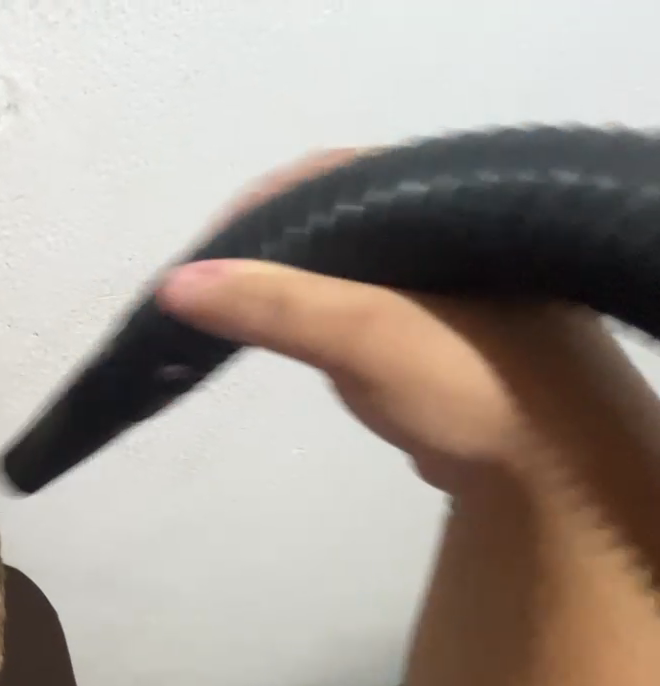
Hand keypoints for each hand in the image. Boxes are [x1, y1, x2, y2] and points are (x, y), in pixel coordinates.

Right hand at [155, 150, 631, 495]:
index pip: (328, 177)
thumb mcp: (371, 337)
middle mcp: (444, 222)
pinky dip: (290, 304)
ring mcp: (433, 271)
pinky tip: (265, 326)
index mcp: (449, 200)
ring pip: (327, 254)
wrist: (550, 472)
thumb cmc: (477, 391)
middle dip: (250, 250)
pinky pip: (339, 290)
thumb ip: (277, 305)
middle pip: (321, 214)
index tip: (192, 266)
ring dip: (266, 280)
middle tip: (193, 295)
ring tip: (214, 311)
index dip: (252, 215)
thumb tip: (172, 285)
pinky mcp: (421, 314)